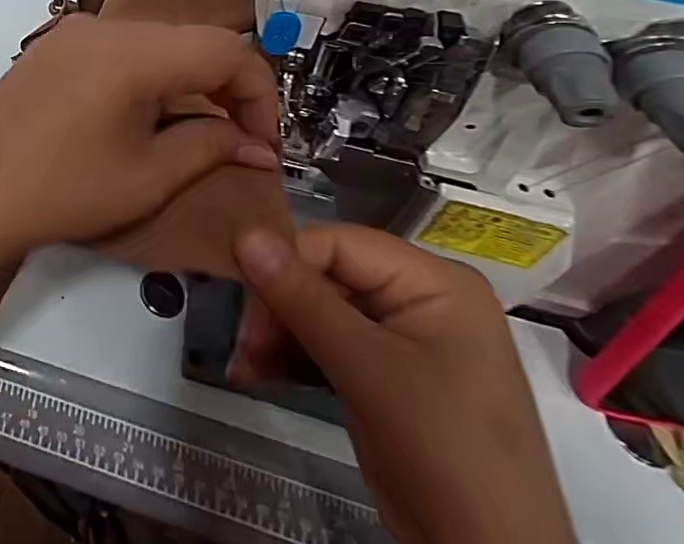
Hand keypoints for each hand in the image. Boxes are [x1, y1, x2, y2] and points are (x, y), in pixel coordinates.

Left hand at [0, 16, 280, 259]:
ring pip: (156, 44)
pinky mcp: (52, 48)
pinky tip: (142, 117)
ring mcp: (72, 33)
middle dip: (224, 87)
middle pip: (191, 41)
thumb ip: (212, 146)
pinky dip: (147, 77)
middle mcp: (103, 26)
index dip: (258, 93)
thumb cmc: (62, 191)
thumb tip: (255, 143)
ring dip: (186, 82)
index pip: (226, 49)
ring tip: (192, 133)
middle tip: (237, 139)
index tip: (263, 141)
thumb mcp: (149, 178)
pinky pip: (118, 50)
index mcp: (133, 52)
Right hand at [231, 226, 576, 543]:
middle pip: (326, 277)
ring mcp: (399, 339)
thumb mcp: (368, 368)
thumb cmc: (443, 449)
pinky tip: (257, 374)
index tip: (239, 285)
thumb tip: (246, 235)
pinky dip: (291, 358)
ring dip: (277, 336)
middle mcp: (417, 299)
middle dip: (279, 308)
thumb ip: (304, 299)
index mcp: (434, 282)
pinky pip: (325, 346)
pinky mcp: (381, 374)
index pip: (341, 244)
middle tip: (244, 342)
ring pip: (319, 312)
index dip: (287, 259)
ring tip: (244, 366)